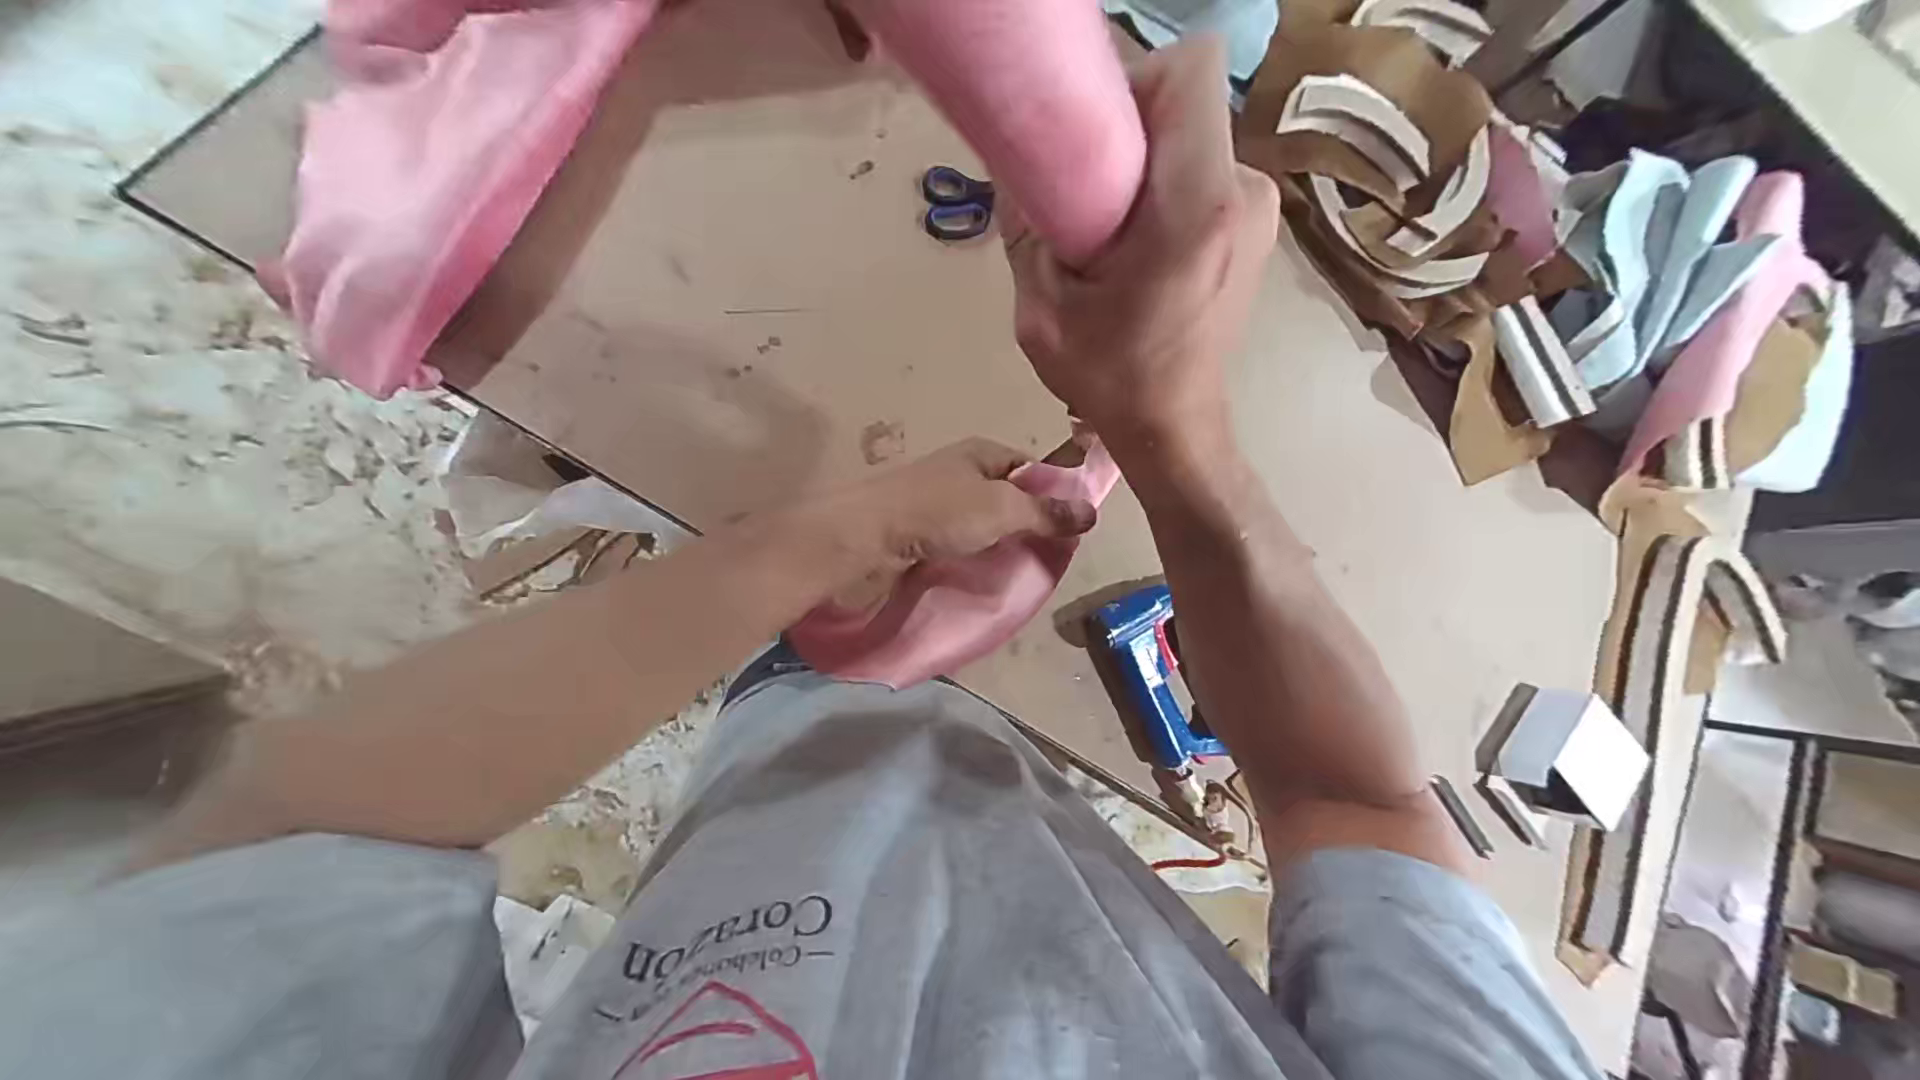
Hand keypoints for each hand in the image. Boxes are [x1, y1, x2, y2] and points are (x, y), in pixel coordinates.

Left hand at [824, 438, 1096, 577]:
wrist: (863, 540)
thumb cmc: (937, 513)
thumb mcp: (1001, 508)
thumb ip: (1045, 511)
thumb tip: (1092, 512)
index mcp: (980, 453)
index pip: (1030, 467)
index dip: (1053, 492)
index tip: (1071, 526)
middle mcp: (959, 474)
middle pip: (1007, 499)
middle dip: (1027, 526)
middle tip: (1049, 557)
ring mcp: (936, 506)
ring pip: (983, 527)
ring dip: (999, 548)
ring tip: (1020, 573)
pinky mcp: (919, 536)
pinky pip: (959, 547)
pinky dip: (973, 561)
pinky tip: (984, 579)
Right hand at [1000, 37, 1279, 462]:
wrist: (1172, 427)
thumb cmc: (1109, 379)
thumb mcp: (1041, 311)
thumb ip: (1024, 229)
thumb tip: (1018, 172)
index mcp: (1195, 206)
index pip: (1188, 69)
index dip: (1131, 84)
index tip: (1089, 142)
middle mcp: (1244, 193)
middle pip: (1185, 105)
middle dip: (1127, 135)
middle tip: (1084, 201)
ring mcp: (1259, 211)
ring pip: (1191, 142)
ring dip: (1143, 172)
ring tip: (1109, 240)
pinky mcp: (1254, 229)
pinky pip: (1202, 176)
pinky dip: (1165, 196)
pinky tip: (1139, 254)